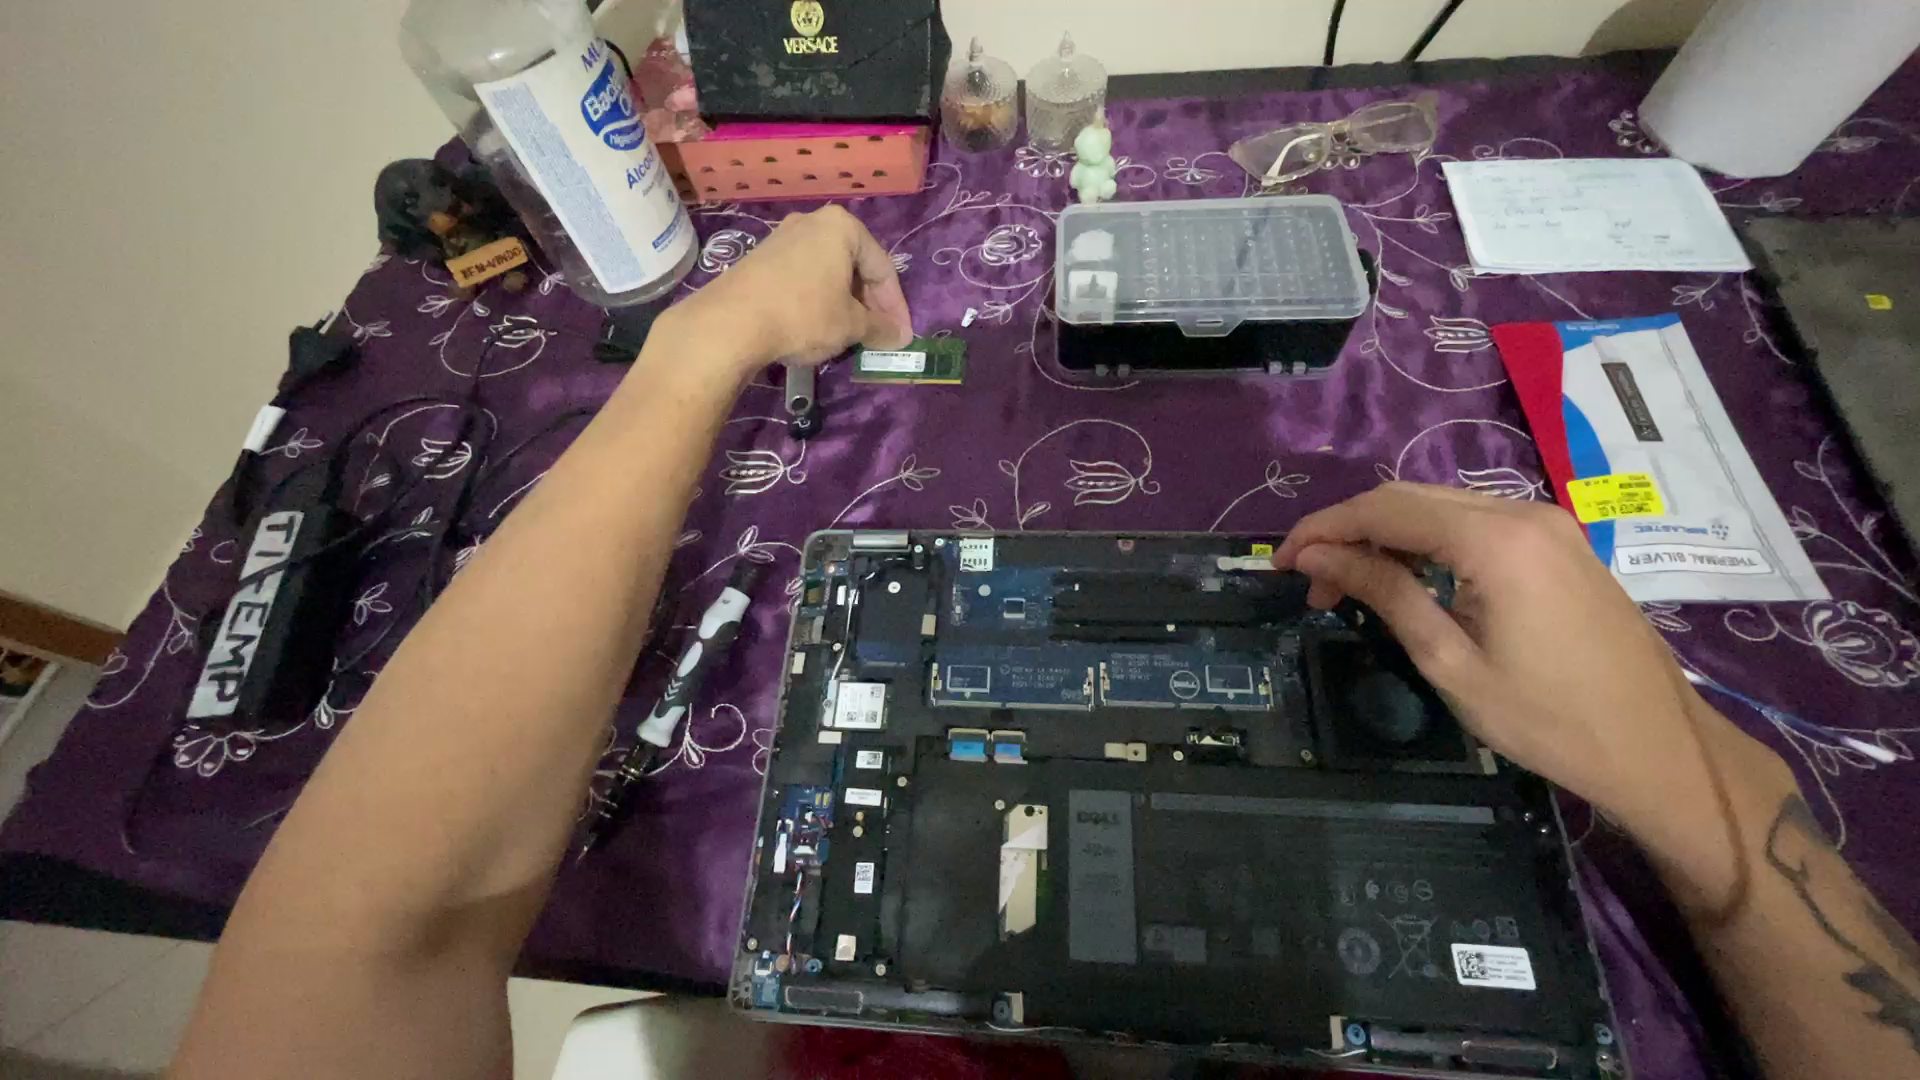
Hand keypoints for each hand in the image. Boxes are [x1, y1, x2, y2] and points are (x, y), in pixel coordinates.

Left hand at [670, 205, 911, 372]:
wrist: (732, 322)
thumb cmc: (804, 315)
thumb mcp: (851, 325)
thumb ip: (880, 328)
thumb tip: (900, 337)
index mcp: (842, 227)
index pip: (883, 269)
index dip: (896, 307)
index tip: (902, 335)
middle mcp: (813, 222)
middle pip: (855, 266)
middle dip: (871, 304)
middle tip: (879, 335)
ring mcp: (783, 238)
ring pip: (829, 273)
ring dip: (845, 304)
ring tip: (852, 334)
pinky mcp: (762, 258)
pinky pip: (805, 278)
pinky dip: (820, 300)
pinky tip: (820, 326)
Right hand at [1272, 483, 1787, 881]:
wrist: (1663, 752)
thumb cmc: (1547, 719)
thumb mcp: (1447, 659)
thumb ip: (1381, 592)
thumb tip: (1314, 555)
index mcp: (1495, 541)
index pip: (1382, 510)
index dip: (1321, 529)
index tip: (1281, 562)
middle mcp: (1521, 513)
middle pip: (1406, 498)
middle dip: (1346, 531)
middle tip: (1310, 581)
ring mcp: (1545, 524)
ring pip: (1435, 506)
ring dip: (1381, 536)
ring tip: (1346, 585)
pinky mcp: (1555, 542)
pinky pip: (1468, 522)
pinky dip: (1421, 541)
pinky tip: (1403, 577)